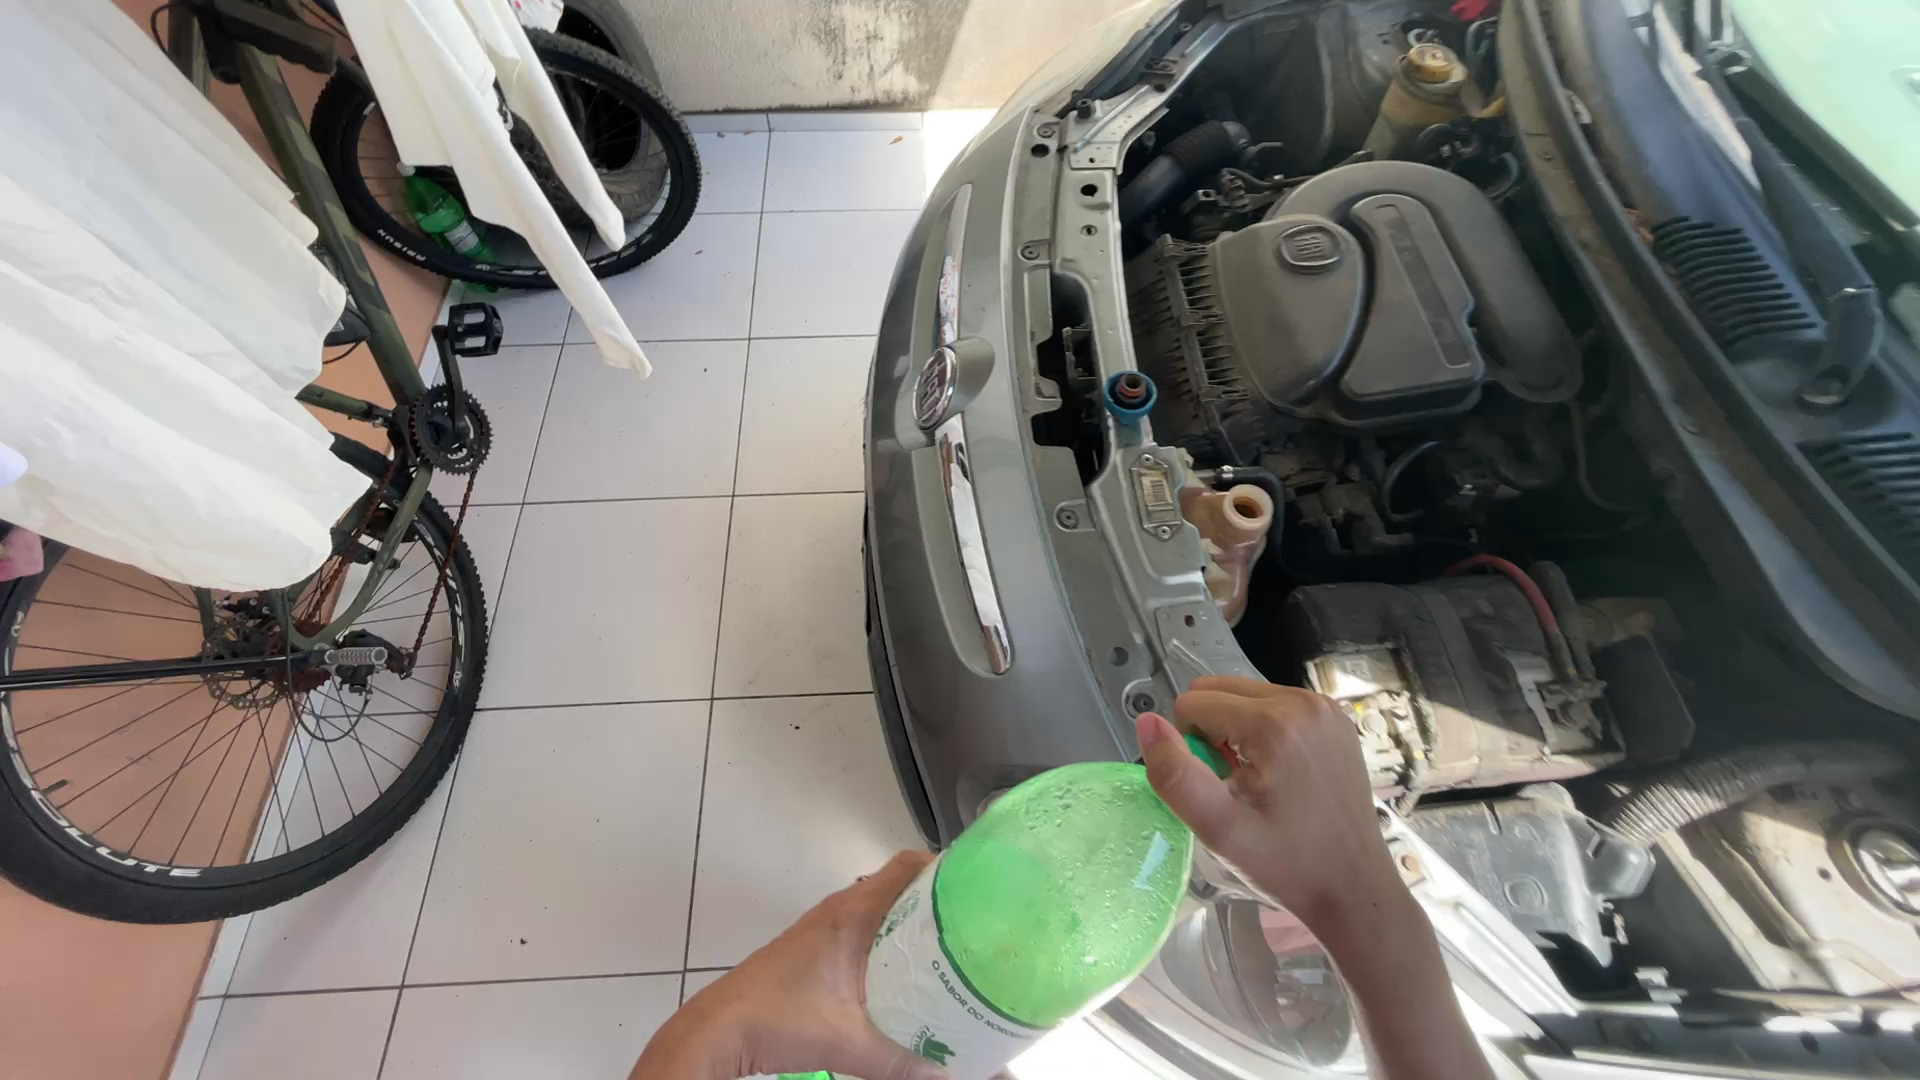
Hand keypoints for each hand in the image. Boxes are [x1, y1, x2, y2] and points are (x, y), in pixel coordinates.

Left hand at [632, 850, 946, 1079]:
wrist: (722, 1027)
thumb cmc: (781, 1019)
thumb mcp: (847, 1043)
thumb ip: (899, 1061)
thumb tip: (948, 1075)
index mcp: (853, 912)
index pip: (905, 866)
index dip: (942, 866)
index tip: (976, 884)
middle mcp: (843, 907)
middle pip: (899, 883)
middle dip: (937, 896)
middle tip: (973, 920)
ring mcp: (828, 924)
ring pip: (882, 905)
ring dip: (913, 916)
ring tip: (949, 943)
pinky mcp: (819, 944)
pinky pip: (867, 924)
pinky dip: (891, 934)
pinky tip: (906, 969)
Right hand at [1136, 675, 1404, 934]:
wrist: (1355, 888)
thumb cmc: (1284, 863)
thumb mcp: (1218, 828)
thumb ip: (1174, 774)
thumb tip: (1146, 721)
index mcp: (1273, 722)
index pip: (1192, 704)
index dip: (1190, 744)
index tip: (1218, 783)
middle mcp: (1302, 700)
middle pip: (1217, 689)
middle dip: (1211, 730)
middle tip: (1234, 781)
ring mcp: (1324, 706)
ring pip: (1242, 693)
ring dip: (1234, 729)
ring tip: (1257, 778)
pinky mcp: (1335, 716)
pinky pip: (1273, 702)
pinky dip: (1262, 728)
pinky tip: (1279, 770)